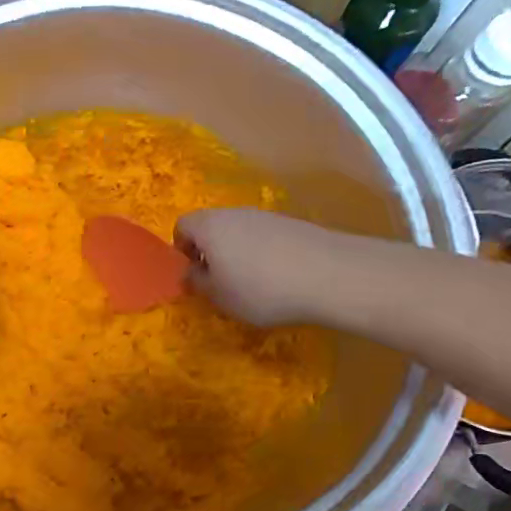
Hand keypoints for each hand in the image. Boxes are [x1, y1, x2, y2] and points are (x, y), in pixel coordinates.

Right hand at [175, 207, 347, 326]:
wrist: (329, 275)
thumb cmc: (261, 289)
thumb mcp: (220, 297)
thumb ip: (197, 283)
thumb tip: (190, 273)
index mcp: (210, 226)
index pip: (182, 226)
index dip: (181, 251)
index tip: (193, 276)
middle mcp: (235, 213)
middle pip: (212, 226)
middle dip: (210, 253)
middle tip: (219, 283)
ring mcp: (266, 216)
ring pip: (239, 231)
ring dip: (237, 254)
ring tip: (250, 285)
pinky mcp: (291, 224)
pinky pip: (264, 237)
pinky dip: (262, 254)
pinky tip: (277, 279)